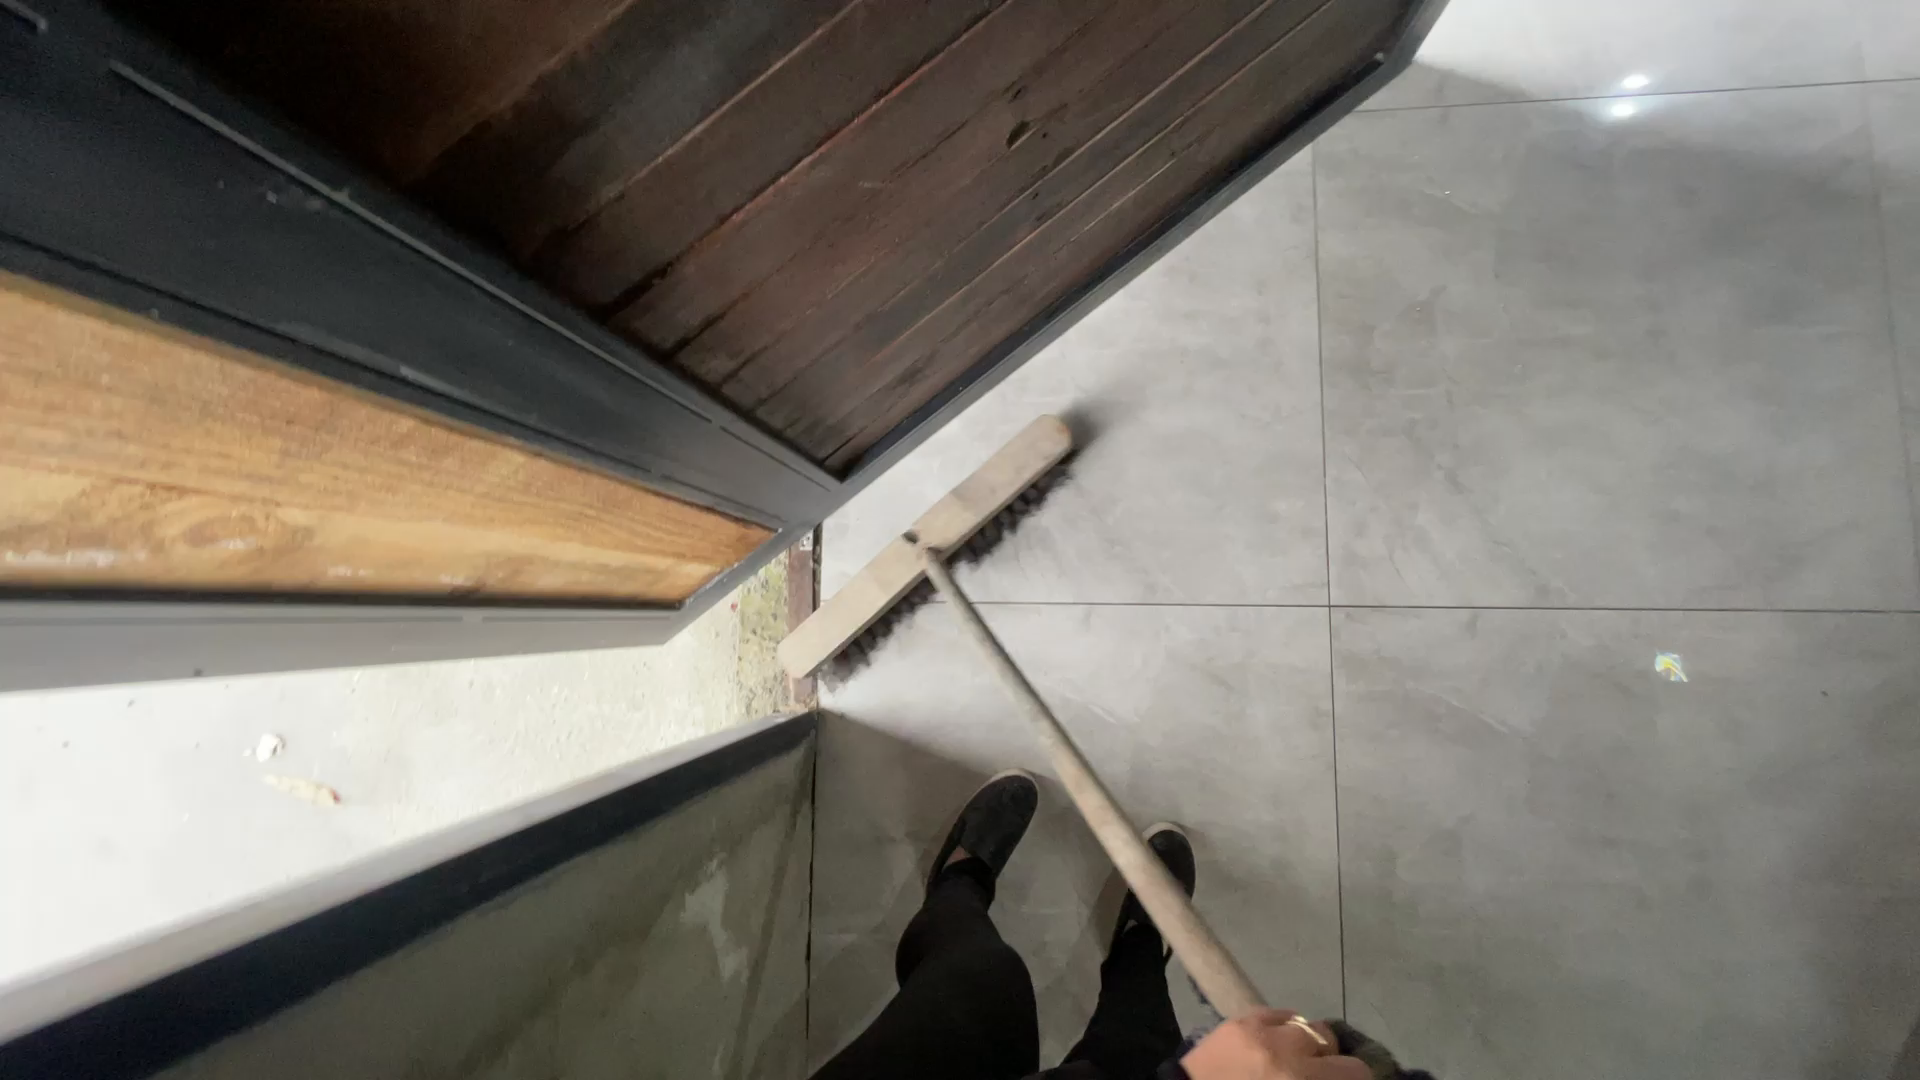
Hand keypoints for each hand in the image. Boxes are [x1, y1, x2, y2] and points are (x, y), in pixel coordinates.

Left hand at [1179, 1010, 1369, 1079]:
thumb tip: (1334, 1076)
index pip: (1354, 1071)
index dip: (1360, 1078)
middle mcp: (1288, 1054)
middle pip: (1330, 1041)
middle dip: (1334, 1060)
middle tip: (1324, 1074)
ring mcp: (1261, 1032)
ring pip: (1304, 1024)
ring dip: (1308, 1042)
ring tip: (1301, 1058)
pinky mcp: (1239, 1021)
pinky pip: (1276, 1013)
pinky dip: (1285, 1026)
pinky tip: (1281, 1040)